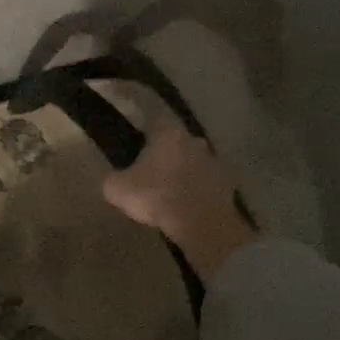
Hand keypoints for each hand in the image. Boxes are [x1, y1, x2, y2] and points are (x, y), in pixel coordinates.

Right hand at [102, 123, 257, 279]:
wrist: (201, 223)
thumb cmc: (156, 196)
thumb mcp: (118, 189)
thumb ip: (113, 179)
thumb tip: (113, 180)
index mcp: (168, 133)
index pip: (153, 116)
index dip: (142, 121)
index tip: (134, 130)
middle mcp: (193, 140)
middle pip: (175, 140)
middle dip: (164, 151)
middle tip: (150, 166)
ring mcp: (213, 161)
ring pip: (192, 160)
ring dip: (181, 170)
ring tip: (168, 189)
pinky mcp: (226, 183)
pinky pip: (205, 182)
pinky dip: (195, 189)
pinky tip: (185, 204)